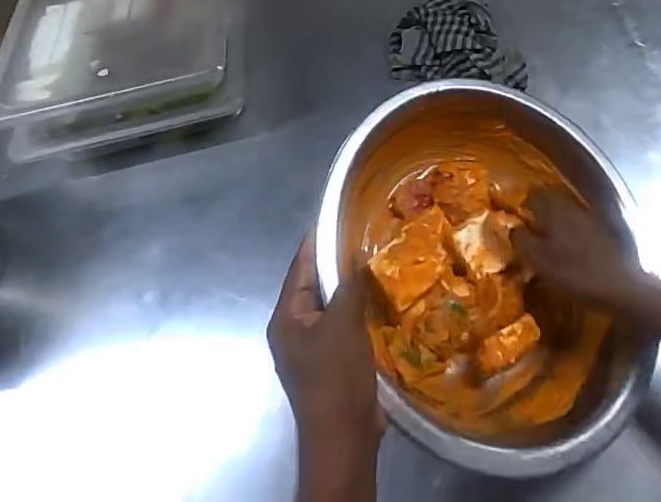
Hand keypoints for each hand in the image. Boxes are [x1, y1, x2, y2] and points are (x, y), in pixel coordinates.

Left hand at [268, 238, 383, 479]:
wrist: (344, 440)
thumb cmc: (335, 377)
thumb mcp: (343, 324)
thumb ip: (347, 287)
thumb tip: (355, 260)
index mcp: (285, 317)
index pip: (298, 268)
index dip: (315, 244)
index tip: (333, 220)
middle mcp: (292, 330)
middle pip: (313, 287)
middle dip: (335, 266)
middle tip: (359, 240)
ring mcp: (310, 349)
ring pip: (329, 308)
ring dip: (348, 291)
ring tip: (371, 266)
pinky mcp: (330, 364)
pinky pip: (341, 328)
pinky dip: (355, 314)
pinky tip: (375, 303)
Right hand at [511, 189, 647, 309]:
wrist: (623, 290)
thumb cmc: (575, 273)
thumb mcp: (538, 260)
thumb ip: (521, 239)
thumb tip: (510, 226)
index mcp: (553, 210)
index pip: (533, 194)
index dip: (523, 202)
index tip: (517, 216)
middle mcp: (572, 209)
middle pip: (551, 199)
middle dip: (541, 208)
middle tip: (532, 225)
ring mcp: (591, 220)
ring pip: (567, 211)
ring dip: (557, 219)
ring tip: (550, 237)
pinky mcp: (606, 234)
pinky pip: (582, 224)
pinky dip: (573, 231)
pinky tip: (571, 247)